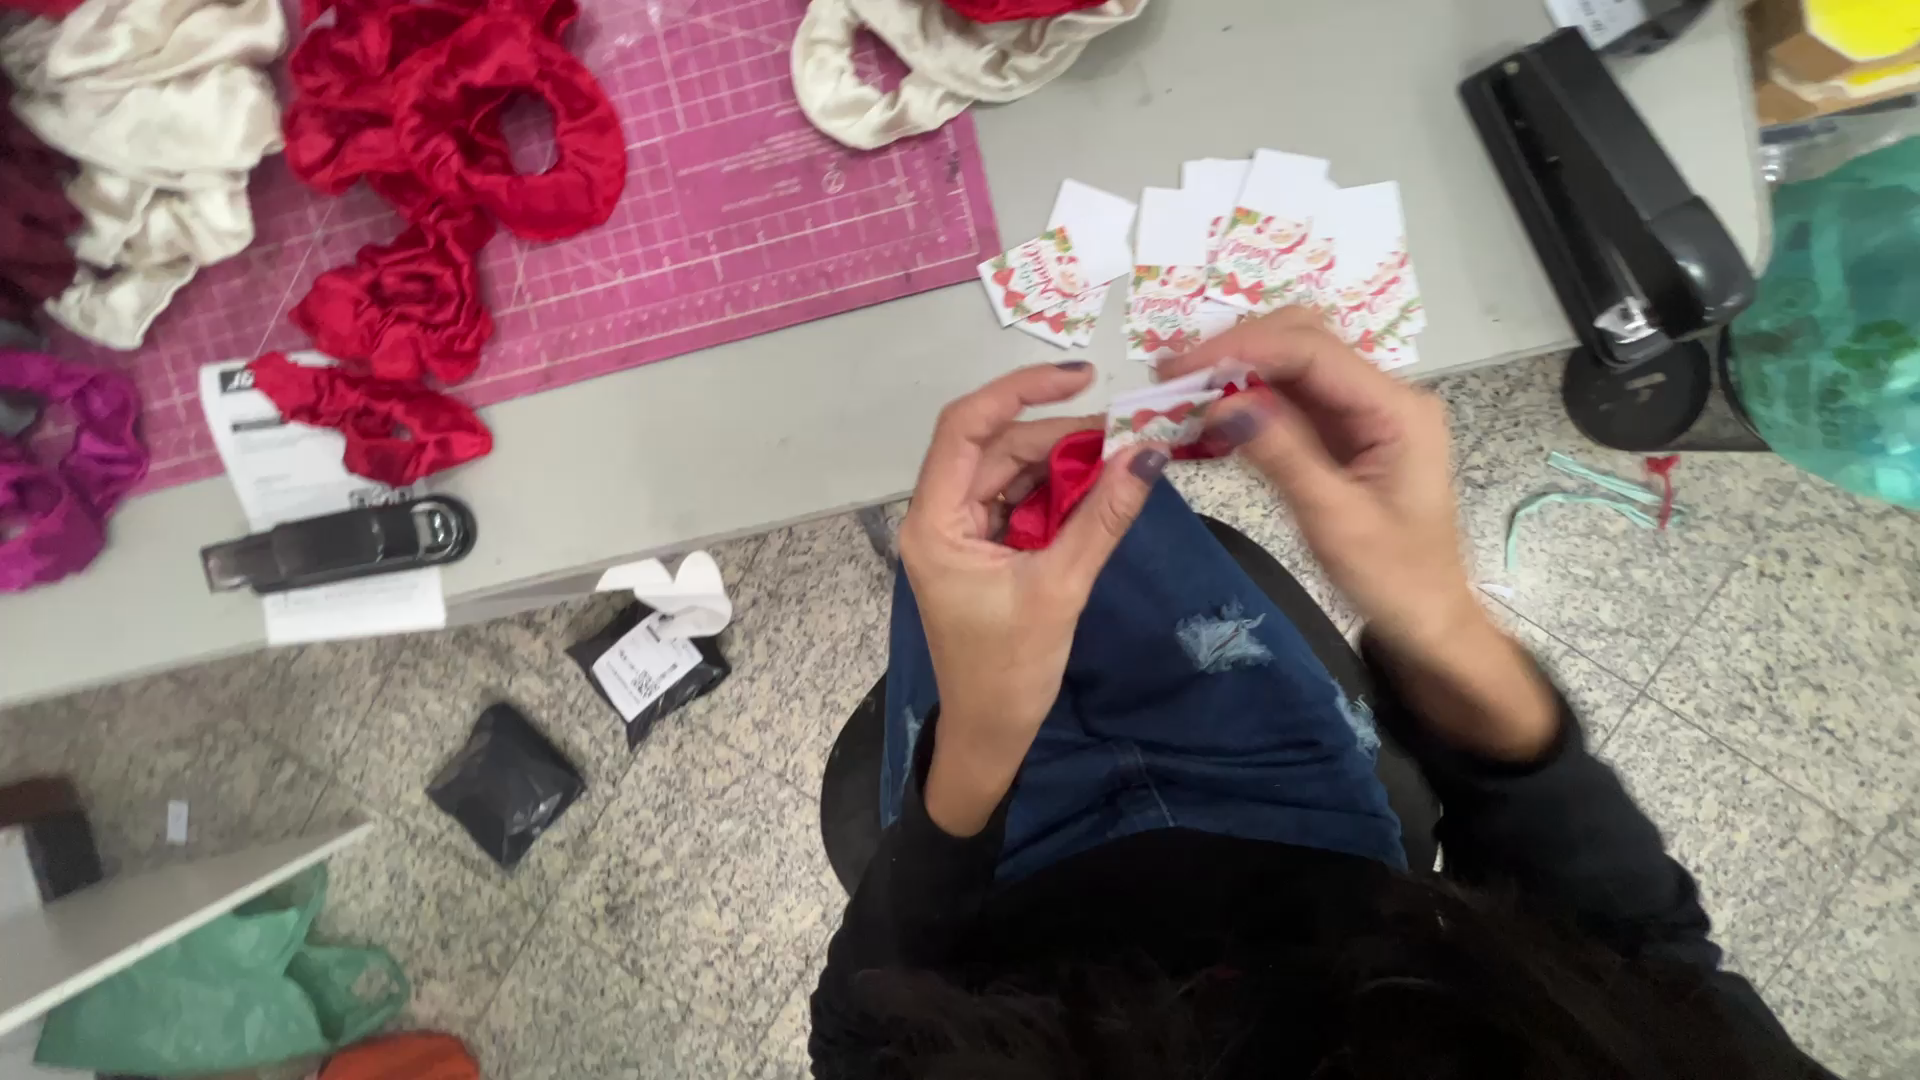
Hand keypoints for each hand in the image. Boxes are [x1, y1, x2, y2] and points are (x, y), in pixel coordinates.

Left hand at [900, 362, 1165, 833]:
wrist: (992, 732)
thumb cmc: (1010, 671)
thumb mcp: (1061, 588)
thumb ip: (1103, 518)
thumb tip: (1149, 454)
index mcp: (935, 522)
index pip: (964, 428)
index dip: (1017, 390)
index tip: (1078, 377)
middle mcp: (940, 515)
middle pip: (994, 447)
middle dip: (1056, 432)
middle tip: (1123, 431)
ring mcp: (961, 530)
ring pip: (1010, 469)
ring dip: (1061, 459)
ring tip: (1119, 453)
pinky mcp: (984, 545)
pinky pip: (1019, 498)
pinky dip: (1056, 489)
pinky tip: (1096, 484)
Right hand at [1161, 309, 1557, 758]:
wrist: (1423, 613)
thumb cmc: (1390, 574)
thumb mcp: (1333, 519)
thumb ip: (1282, 453)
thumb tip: (1223, 403)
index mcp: (1396, 408)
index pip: (1312, 351)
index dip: (1243, 349)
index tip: (1182, 370)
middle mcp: (1381, 394)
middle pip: (1302, 340)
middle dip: (1235, 349)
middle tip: (1173, 378)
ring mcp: (1359, 410)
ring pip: (1289, 365)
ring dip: (1234, 371)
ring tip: (1180, 392)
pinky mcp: (1339, 430)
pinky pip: (1286, 399)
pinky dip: (1244, 400)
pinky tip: (1208, 416)